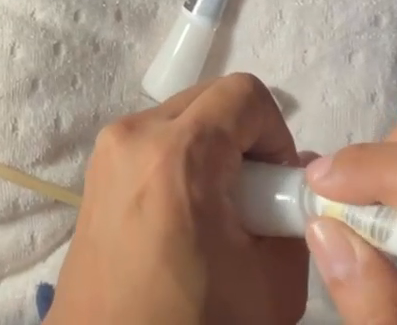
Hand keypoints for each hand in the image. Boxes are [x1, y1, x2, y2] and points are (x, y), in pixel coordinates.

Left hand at [47, 73, 310, 324]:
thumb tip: (300, 171)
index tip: (277, 186)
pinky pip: (154, 138)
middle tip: (256, 202)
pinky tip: (187, 217)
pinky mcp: (97, 165)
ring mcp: (108, 146)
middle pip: (209, 98)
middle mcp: (134, 132)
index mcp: (177, 153)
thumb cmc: (193, 322)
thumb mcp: (271, 284)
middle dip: (244, 139)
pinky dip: (182, 160)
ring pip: (181, 115)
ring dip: (212, 149)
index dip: (274, 133)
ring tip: (219, 215)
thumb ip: (295, 218)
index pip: (244, 93)